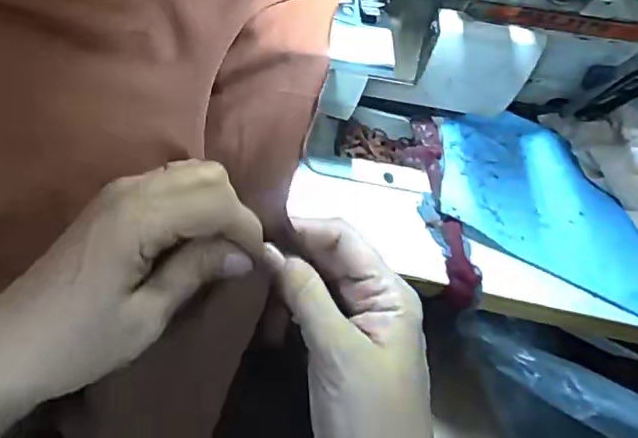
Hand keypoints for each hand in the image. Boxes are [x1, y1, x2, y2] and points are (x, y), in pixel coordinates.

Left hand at [0, 160, 265, 436]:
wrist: (14, 340)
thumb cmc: (80, 339)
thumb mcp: (145, 317)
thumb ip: (195, 273)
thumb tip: (244, 254)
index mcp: (139, 215)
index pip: (214, 199)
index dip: (245, 226)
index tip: (258, 262)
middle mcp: (132, 187)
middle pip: (207, 173)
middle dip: (232, 209)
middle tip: (236, 256)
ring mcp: (120, 187)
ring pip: (188, 171)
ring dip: (212, 201)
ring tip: (216, 248)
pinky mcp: (113, 196)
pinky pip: (167, 181)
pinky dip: (190, 200)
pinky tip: (187, 238)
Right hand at [271, 218, 431, 437]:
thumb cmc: (369, 414)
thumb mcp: (336, 351)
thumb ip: (305, 293)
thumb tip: (269, 246)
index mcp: (388, 290)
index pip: (344, 237)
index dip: (305, 226)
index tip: (261, 224)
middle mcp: (375, 295)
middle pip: (329, 256)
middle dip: (292, 252)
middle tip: (249, 249)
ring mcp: (358, 320)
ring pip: (317, 280)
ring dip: (287, 281)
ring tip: (254, 281)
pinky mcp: (341, 342)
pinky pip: (312, 307)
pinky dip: (289, 305)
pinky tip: (268, 311)